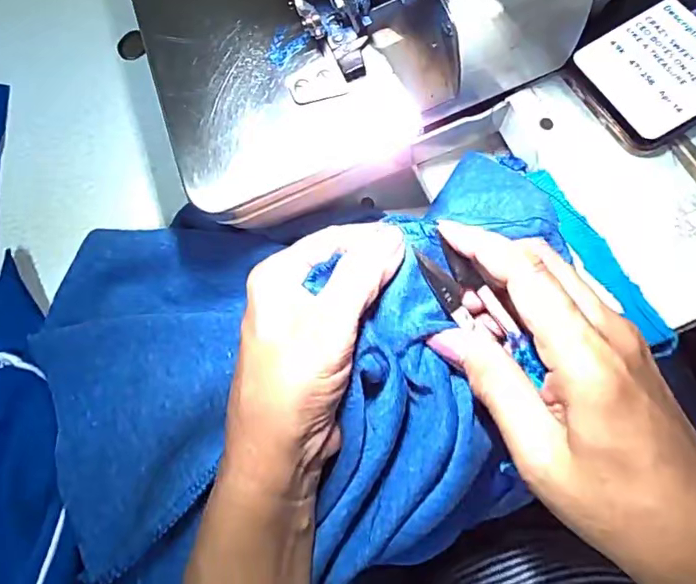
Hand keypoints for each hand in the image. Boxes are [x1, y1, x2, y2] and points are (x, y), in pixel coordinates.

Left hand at [223, 222, 405, 499]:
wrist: (278, 457)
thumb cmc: (294, 383)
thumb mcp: (329, 324)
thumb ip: (361, 276)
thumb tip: (393, 236)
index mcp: (277, 274)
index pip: (330, 240)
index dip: (370, 238)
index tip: (410, 239)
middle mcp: (286, 288)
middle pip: (340, 263)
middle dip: (376, 262)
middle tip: (418, 261)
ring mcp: (302, 317)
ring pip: (349, 289)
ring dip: (379, 287)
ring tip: (417, 281)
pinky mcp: (319, 343)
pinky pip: (351, 315)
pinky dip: (375, 310)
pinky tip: (401, 308)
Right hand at [428, 222, 695, 583]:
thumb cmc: (622, 507)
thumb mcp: (543, 458)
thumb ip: (494, 385)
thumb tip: (446, 335)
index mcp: (586, 354)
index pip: (525, 273)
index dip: (480, 244)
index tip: (443, 229)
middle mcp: (608, 327)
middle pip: (542, 259)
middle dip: (490, 252)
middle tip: (449, 278)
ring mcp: (622, 330)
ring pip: (559, 270)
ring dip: (512, 270)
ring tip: (473, 301)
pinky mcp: (626, 341)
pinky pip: (574, 291)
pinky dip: (536, 286)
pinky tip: (514, 315)